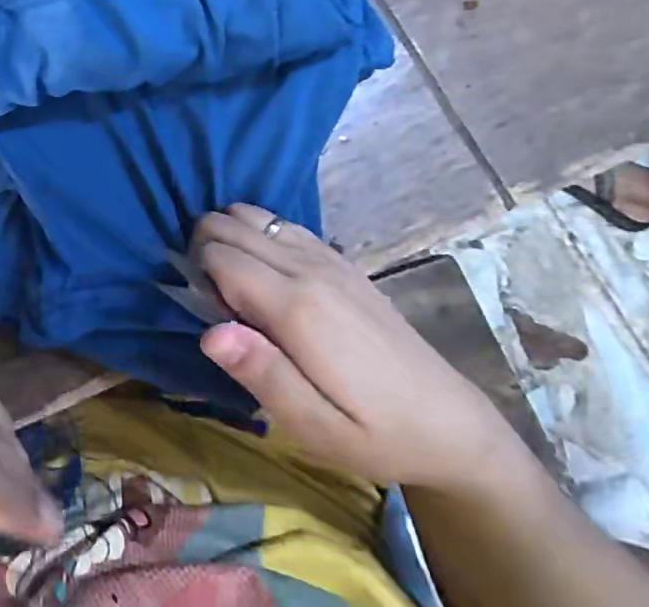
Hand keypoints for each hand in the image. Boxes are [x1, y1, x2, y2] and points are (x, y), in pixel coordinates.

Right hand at [192, 204, 522, 490]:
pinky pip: (283, 222)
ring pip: (254, 214)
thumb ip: (261, 374)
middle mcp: (309, 268)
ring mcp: (328, 258)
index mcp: (297, 307)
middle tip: (216, 299)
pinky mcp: (342, 260)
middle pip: (231, 224)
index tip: (209, 312)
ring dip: (229, 235)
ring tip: (234, 284)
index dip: (197, 275)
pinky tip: (264, 269)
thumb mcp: (316, 427)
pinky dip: (257, 231)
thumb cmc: (376, 434)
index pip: (220, 255)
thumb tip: (209, 331)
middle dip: (204, 247)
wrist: (450, 421)